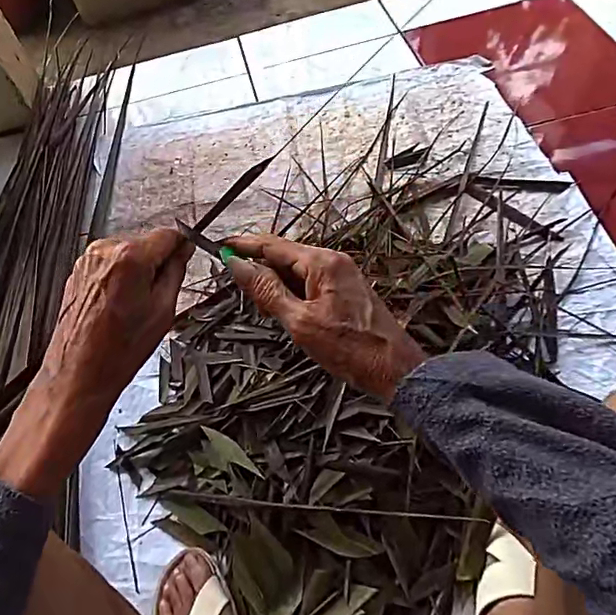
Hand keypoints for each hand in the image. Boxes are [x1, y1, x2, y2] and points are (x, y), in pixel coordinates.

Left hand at [0, 227, 193, 498]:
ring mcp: (88, 260)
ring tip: (135, 306)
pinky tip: (119, 307)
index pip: (168, 233)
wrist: (78, 373)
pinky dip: (119, 279)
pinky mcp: (78, 271)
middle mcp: (105, 251)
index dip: (182, 245)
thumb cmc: (116, 351)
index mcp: (130, 257)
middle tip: (160, 293)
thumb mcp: (163, 311)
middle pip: (146, 242)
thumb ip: (175, 272)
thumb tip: (182, 252)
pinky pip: (110, 265)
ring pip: (127, 253)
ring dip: (137, 271)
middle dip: (157, 262)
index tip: (186, 254)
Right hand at [223, 233, 425, 399]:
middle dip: (258, 266)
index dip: (244, 245)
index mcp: (323, 262)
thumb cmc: (351, 349)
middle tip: (233, 279)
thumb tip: (238, 266)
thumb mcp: (300, 322)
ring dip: (274, 281)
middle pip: (284, 255)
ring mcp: (341, 274)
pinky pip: (309, 280)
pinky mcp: (344, 289)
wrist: (395, 369)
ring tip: (257, 300)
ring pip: (296, 269)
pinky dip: (290, 290)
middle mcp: (333, 260)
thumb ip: (267, 291)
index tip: (221, 246)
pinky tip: (281, 308)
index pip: (273, 245)